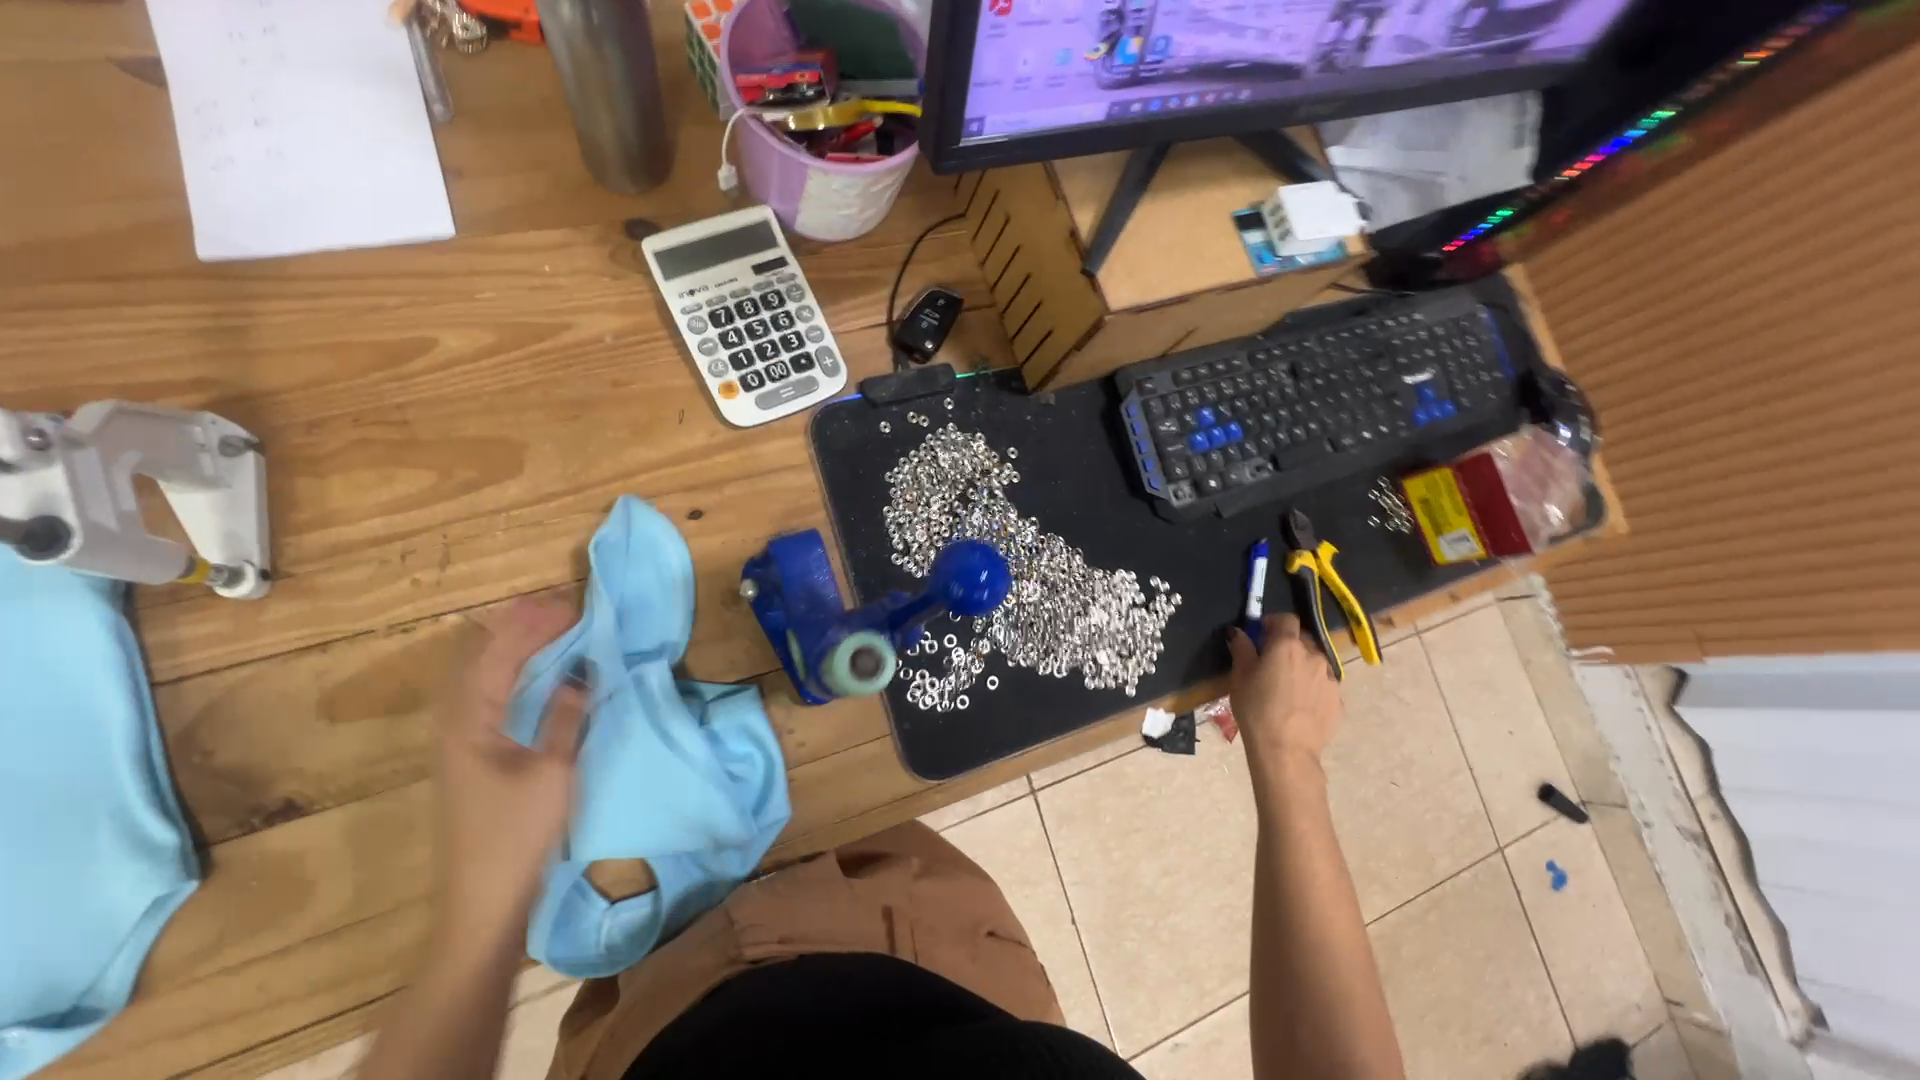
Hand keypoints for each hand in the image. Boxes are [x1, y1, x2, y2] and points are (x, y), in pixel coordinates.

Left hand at [433, 596, 586, 936]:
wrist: (483, 901)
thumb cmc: (518, 835)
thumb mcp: (554, 773)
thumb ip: (567, 718)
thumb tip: (580, 674)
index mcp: (469, 722)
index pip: (500, 655)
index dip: (534, 625)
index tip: (571, 605)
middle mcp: (453, 724)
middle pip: (477, 658)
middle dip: (515, 627)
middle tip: (556, 607)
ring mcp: (455, 742)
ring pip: (476, 676)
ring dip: (509, 647)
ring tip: (543, 627)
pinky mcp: (466, 758)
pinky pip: (482, 697)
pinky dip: (506, 673)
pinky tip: (528, 676)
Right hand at [1226, 614, 1343, 769]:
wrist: (1286, 750)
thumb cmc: (1256, 710)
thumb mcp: (1239, 678)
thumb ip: (1241, 649)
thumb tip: (1238, 632)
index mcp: (1287, 646)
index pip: (1286, 619)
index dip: (1273, 624)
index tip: (1261, 637)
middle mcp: (1314, 656)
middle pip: (1302, 641)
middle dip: (1288, 647)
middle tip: (1271, 666)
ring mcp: (1331, 679)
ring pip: (1315, 664)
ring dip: (1302, 669)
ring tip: (1287, 691)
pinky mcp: (1338, 701)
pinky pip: (1324, 687)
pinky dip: (1313, 691)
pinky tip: (1299, 709)